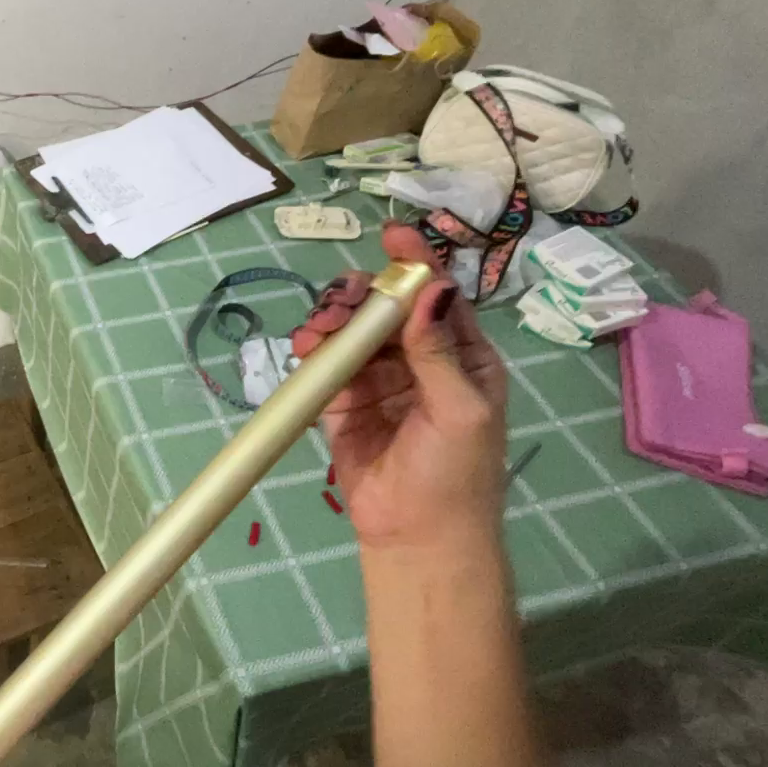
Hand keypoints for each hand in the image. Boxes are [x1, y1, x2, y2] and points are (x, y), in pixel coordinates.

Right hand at [294, 224, 508, 549]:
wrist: (417, 534)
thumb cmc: (457, 473)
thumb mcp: (460, 409)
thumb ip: (438, 351)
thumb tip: (430, 289)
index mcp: (459, 356)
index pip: (436, 297)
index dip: (415, 264)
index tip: (391, 232)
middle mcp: (415, 359)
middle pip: (384, 307)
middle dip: (361, 294)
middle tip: (341, 302)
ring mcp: (376, 378)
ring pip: (350, 329)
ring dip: (332, 318)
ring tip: (320, 327)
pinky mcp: (341, 400)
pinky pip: (325, 361)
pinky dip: (313, 347)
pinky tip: (307, 345)